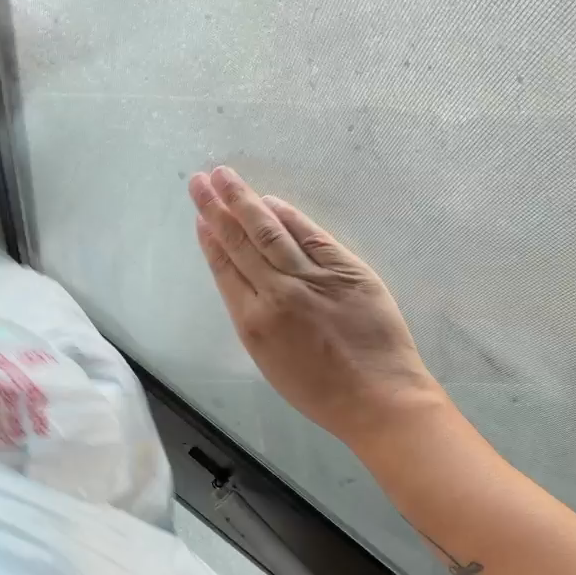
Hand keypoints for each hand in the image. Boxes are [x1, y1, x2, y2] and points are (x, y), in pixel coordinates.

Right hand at [188, 166, 443, 450]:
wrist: (376, 398)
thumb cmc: (321, 393)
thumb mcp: (271, 363)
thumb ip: (256, 321)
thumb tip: (248, 283)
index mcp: (253, 324)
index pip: (226, 271)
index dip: (210, 240)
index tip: (199, 216)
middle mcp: (277, 295)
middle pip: (241, 243)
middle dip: (218, 209)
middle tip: (199, 180)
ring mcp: (312, 279)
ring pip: (270, 232)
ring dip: (245, 201)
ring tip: (224, 176)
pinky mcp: (346, 270)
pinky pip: (311, 237)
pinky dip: (290, 218)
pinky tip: (272, 201)